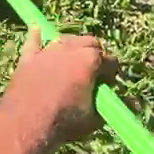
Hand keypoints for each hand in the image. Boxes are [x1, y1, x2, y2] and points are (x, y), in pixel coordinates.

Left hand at [0, 28, 115, 147]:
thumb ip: (110, 106)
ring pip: (65, 39)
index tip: (109, 84)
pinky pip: (33, 41)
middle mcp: (70, 49)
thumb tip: (126, 105)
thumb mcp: (95, 118)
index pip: (110, 61)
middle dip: (95, 55)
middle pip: (89, 43)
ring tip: (74, 59)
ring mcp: (47, 51)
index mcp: (90, 60)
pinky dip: (37, 36)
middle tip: (94, 72)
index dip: (111, 73)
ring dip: (73, 47)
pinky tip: (36, 28)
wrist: (27, 124)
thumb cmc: (64, 121)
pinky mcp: (28, 58)